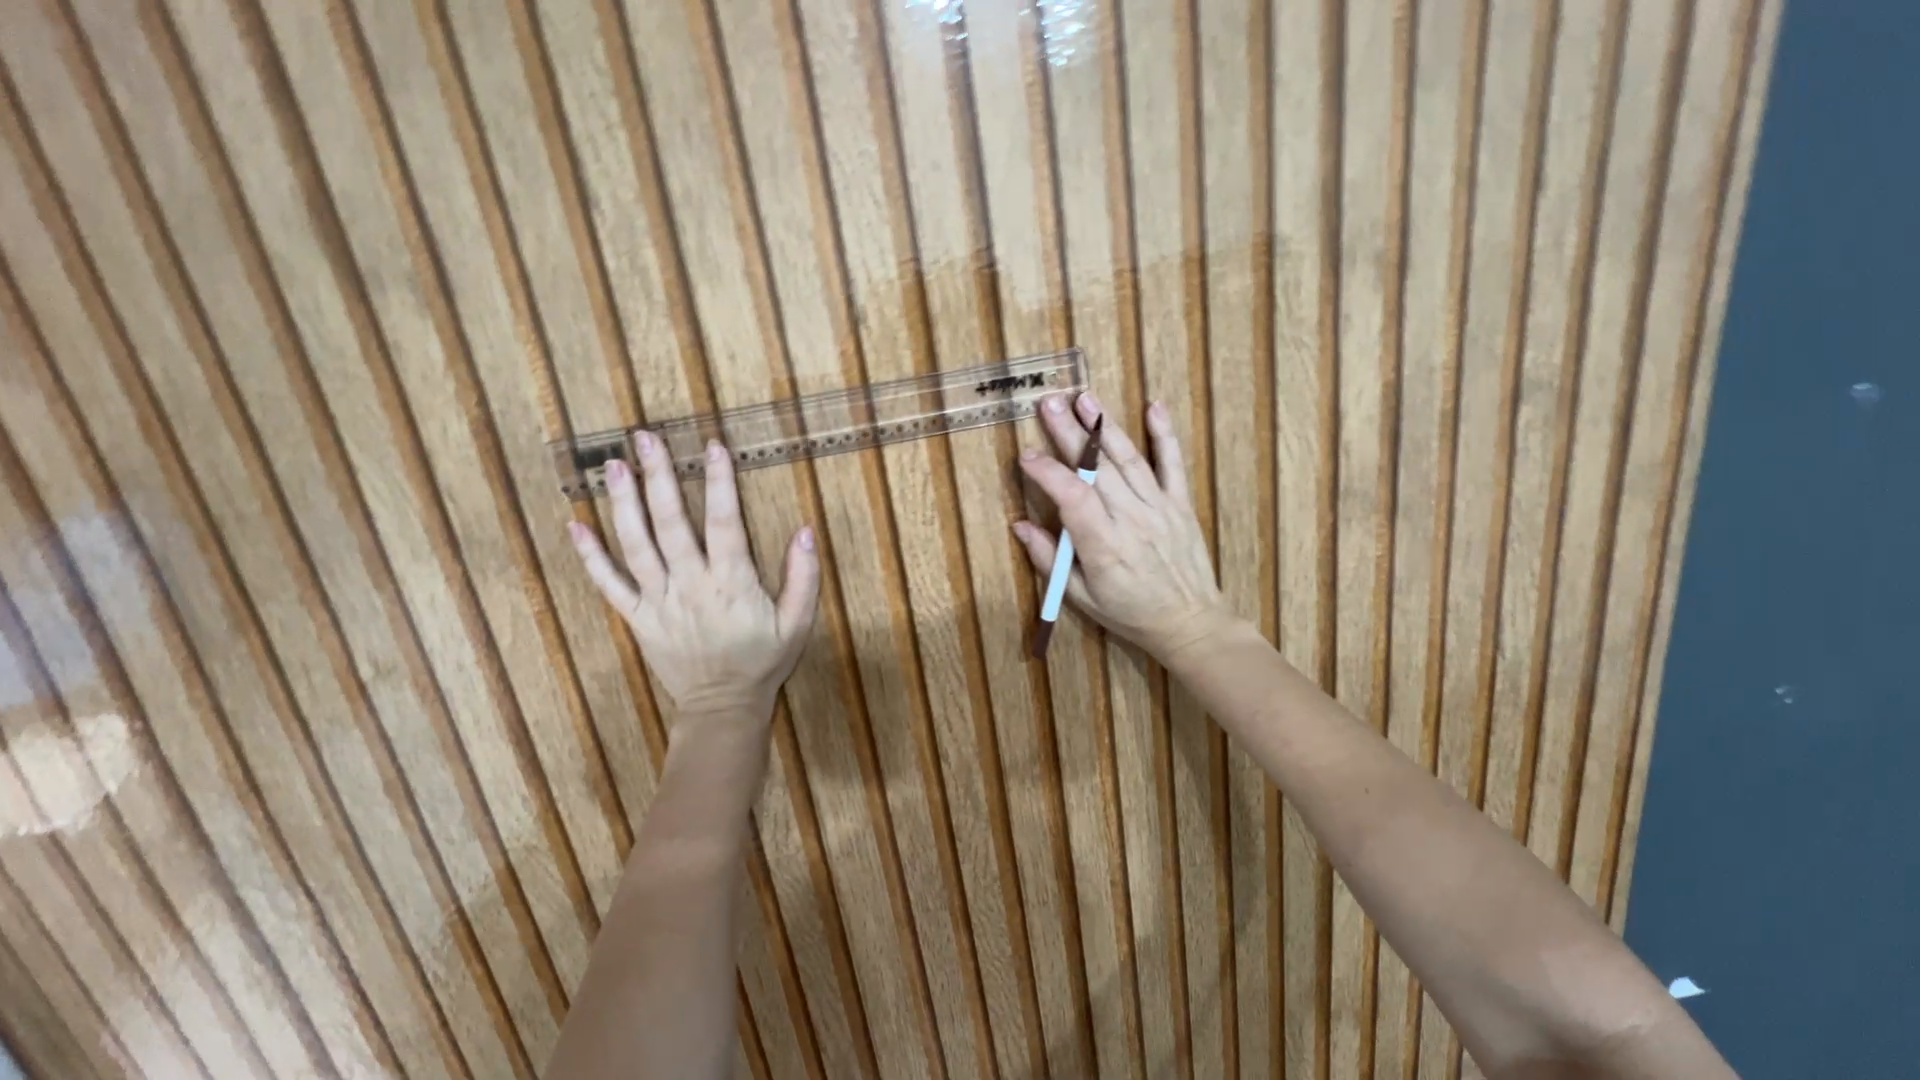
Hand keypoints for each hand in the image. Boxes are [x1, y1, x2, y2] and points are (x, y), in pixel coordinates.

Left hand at [568, 433, 819, 725]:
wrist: (722, 707)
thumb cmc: (763, 661)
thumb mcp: (798, 623)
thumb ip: (803, 578)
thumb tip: (805, 531)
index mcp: (732, 584)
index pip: (724, 524)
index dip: (719, 484)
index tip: (712, 446)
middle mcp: (691, 586)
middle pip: (671, 524)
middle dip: (659, 478)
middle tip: (644, 438)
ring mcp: (659, 602)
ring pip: (637, 546)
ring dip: (623, 504)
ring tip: (614, 466)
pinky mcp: (637, 618)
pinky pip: (610, 585)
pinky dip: (591, 557)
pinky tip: (575, 526)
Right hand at [1013, 391, 1241, 663]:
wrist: (1190, 623)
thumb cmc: (1130, 613)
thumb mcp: (1082, 599)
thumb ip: (1051, 560)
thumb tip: (1020, 526)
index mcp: (1104, 547)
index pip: (1073, 498)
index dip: (1049, 473)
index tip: (1027, 456)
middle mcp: (1132, 521)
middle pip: (1098, 469)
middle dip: (1071, 433)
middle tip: (1049, 402)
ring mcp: (1159, 509)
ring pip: (1129, 459)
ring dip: (1104, 426)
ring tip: (1084, 397)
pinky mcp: (1180, 504)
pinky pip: (1173, 465)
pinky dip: (1165, 435)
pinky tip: (1154, 407)